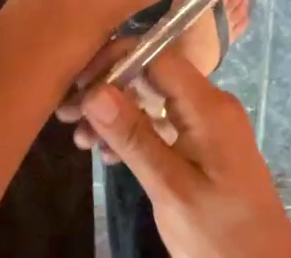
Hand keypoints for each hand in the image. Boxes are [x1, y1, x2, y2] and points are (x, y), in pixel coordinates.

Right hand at [80, 51, 290, 257]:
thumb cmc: (221, 236)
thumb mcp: (172, 190)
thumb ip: (134, 137)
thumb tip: (94, 90)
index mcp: (208, 104)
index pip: (155, 54)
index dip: (112, 60)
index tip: (75, 85)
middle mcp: (211, 103)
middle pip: (151, 74)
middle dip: (108, 90)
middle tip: (68, 116)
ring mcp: (209, 124)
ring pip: (154, 99)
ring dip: (117, 114)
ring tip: (82, 140)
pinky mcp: (206, 144)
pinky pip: (164, 121)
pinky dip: (135, 132)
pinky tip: (108, 152)